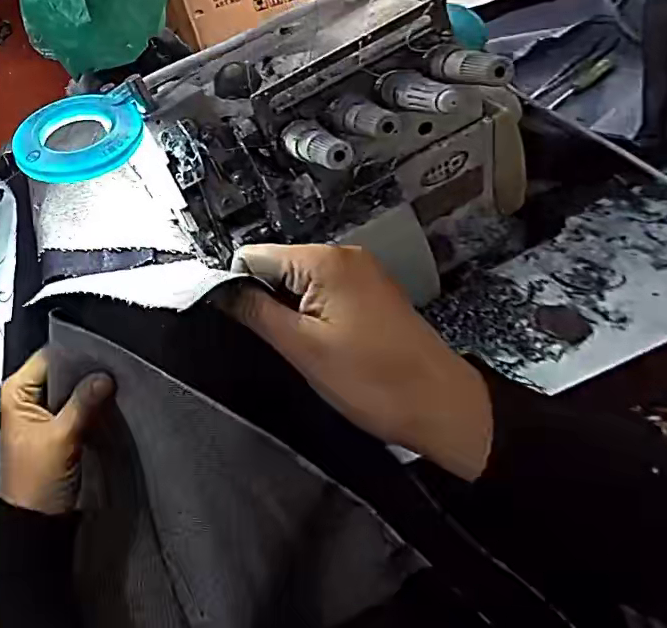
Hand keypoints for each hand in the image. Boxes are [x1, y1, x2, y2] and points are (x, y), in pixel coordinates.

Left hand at [0, 349, 114, 514]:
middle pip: (59, 371)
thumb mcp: (61, 439)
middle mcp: (25, 397)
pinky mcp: (54, 428)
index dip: (72, 356)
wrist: (38, 524)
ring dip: (87, 390)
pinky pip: (74, 406)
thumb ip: (83, 404)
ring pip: (68, 389)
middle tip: (108, 372)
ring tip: (110, 386)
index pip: (46, 358)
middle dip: (83, 373)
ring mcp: (40, 412)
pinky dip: (88, 406)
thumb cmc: (36, 484)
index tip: (98, 358)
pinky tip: (104, 404)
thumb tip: (103, 377)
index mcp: (15, 391)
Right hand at [222, 244, 493, 479]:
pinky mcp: (370, 288)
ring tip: (302, 344)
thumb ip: (254, 311)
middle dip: (267, 298)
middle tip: (278, 339)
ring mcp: (359, 270)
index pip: (253, 256)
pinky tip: (322, 340)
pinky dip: (311, 310)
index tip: (246, 324)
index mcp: (323, 260)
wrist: (451, 412)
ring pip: (296, 279)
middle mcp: (342, 253)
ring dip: (289, 308)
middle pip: (275, 265)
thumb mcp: (303, 349)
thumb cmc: (374, 382)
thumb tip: (216, 288)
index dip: (240, 287)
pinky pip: (321, 288)